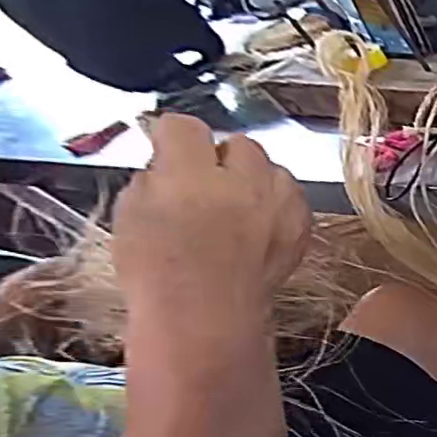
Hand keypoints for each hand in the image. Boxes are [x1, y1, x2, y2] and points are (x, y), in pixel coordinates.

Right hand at [113, 114, 309, 340]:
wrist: (208, 310)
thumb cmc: (158, 265)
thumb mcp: (132, 209)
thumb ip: (157, 175)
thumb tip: (171, 158)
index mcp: (191, 176)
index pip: (186, 126)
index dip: (172, 135)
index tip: (167, 145)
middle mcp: (245, 184)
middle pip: (240, 143)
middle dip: (221, 155)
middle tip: (204, 179)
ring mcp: (281, 205)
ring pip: (274, 168)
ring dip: (255, 177)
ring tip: (235, 202)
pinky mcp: (304, 225)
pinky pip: (293, 196)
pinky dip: (277, 201)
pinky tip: (259, 220)